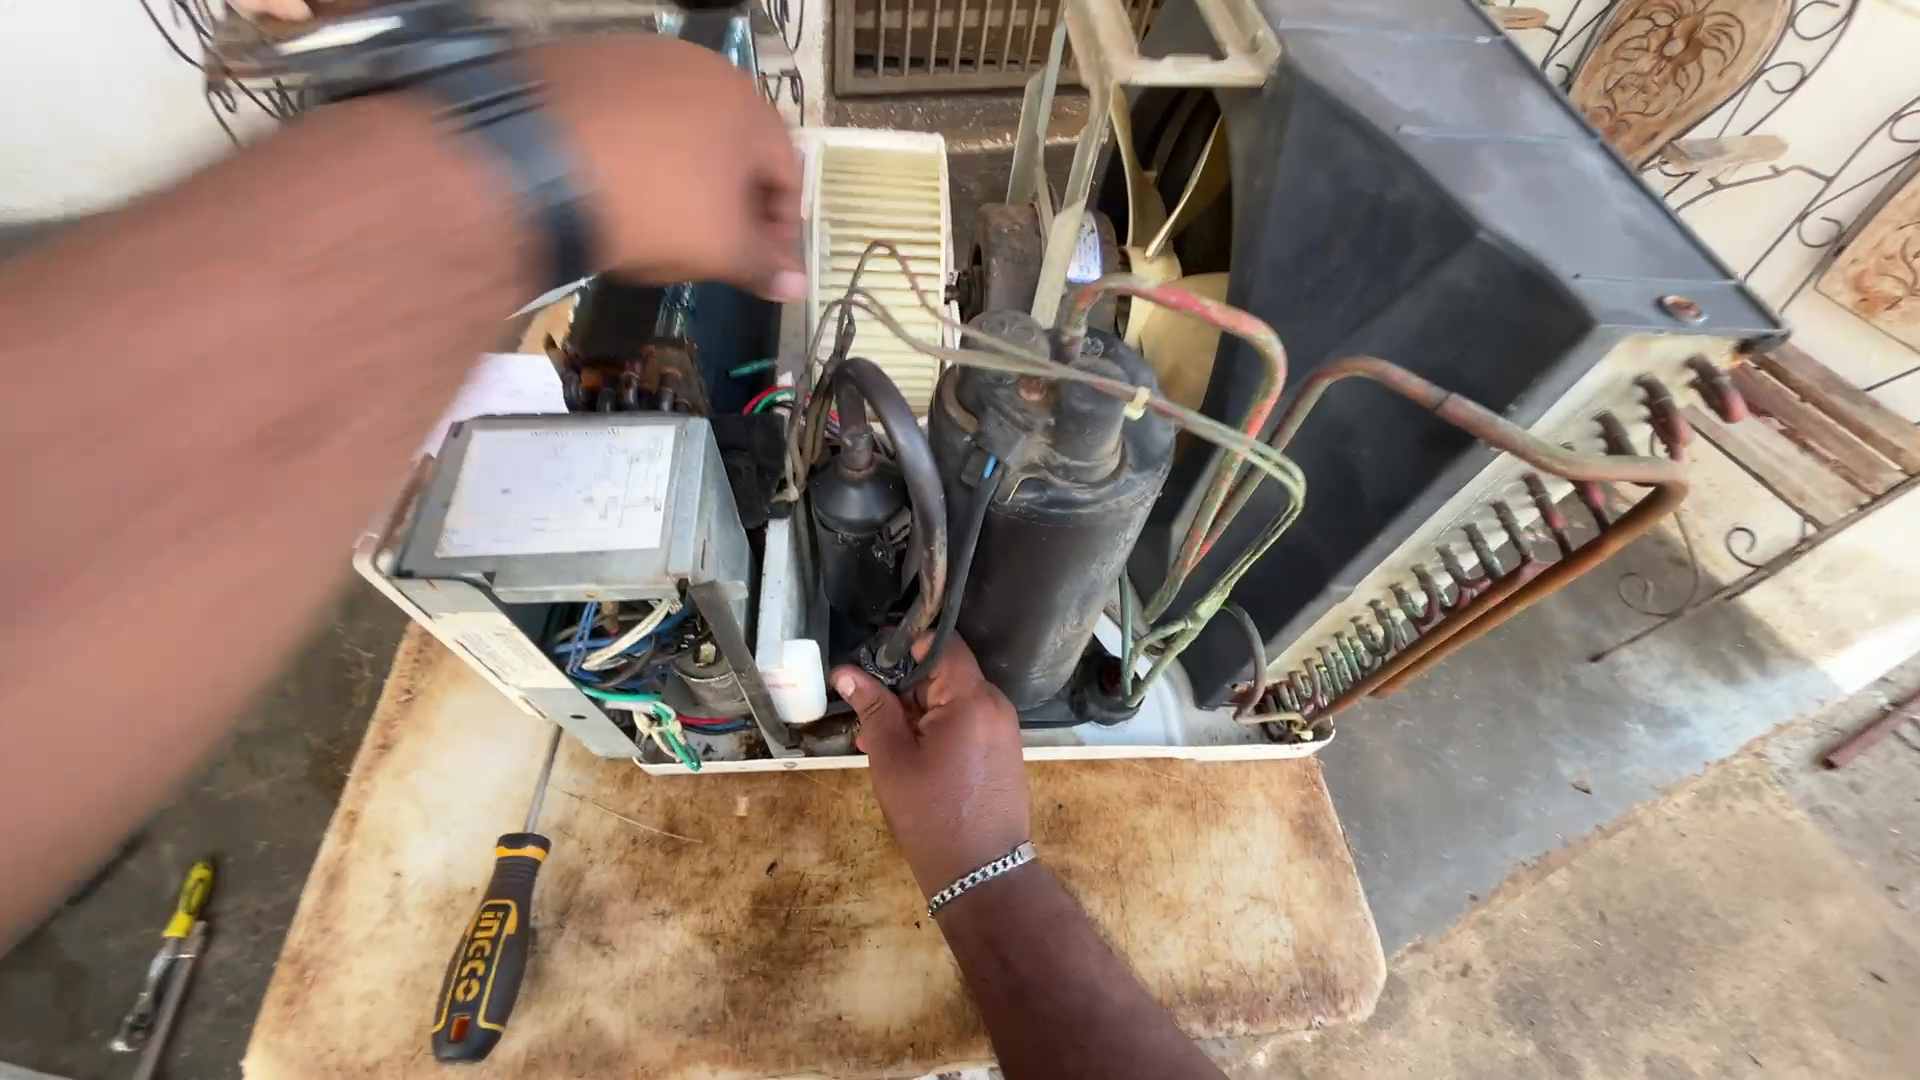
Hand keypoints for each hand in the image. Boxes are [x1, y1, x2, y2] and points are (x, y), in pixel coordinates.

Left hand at [528, 37, 805, 301]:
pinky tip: (622, 188)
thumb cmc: (657, 207)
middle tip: (720, 247)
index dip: (782, 228)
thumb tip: (797, 286)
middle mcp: (702, 69)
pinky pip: (635, 119)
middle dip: (735, 203)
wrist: (533, 161)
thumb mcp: (722, 250)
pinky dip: (641, 156)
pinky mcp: (587, 62)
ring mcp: (641, 58)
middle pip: (737, 150)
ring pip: (685, 132)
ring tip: (667, 222)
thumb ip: (765, 267)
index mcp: (749, 108)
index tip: (765, 263)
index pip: (788, 175)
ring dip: (689, 179)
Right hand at [832, 637, 1031, 897]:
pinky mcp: (1003, 750)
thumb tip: (846, 671)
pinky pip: (967, 723)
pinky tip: (910, 757)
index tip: (874, 662)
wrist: (982, 875)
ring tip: (880, 744)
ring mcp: (1004, 729)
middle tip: (868, 716)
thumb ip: (872, 707)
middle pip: (946, 674)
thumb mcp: (892, 757)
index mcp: (971, 699)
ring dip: (917, 713)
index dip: (907, 645)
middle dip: (905, 689)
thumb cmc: (931, 814)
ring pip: (954, 701)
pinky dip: (938, 729)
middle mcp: (995, 705)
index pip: (943, 645)